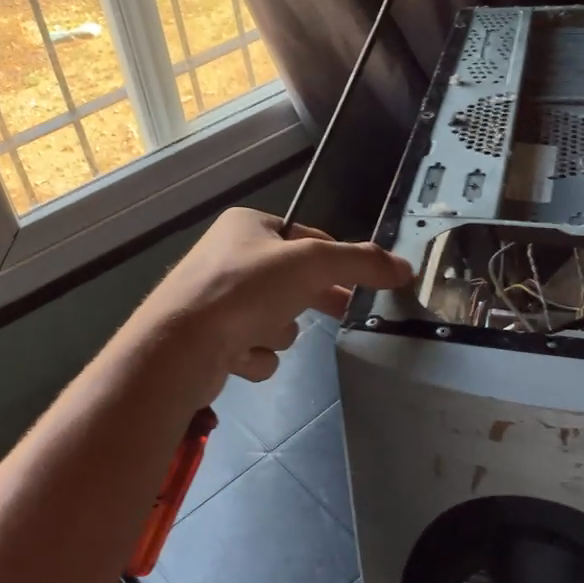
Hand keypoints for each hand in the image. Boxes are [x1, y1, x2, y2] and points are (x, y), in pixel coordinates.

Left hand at [133, 208, 412, 388]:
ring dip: (277, 331)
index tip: (363, 281)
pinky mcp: (210, 339)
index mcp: (247, 226)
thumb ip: (360, 262)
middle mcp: (229, 257)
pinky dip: (255, 355)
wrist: (180, 346)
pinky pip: (255, 347)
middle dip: (306, 300)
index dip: (336, 259)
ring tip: (259, 333)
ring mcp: (217, 300)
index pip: (307, 237)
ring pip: (277, 318)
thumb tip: (403, 267)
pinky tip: (240, 356)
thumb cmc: (244, 290)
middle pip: (293, 281)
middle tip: (340, 311)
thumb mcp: (310, 264)